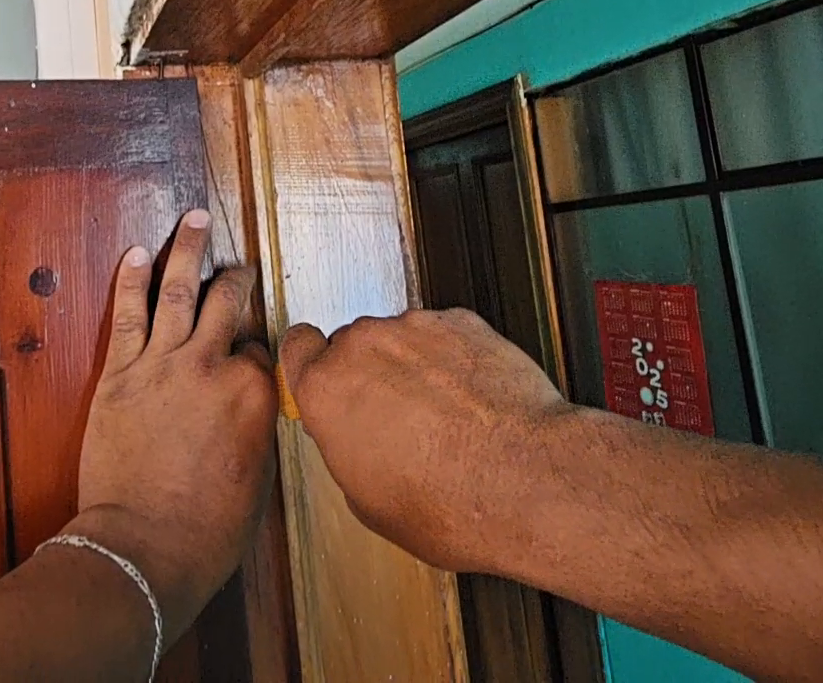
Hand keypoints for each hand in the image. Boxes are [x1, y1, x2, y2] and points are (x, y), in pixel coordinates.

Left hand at [69, 210, 278, 639]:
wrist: (144, 549)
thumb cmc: (210, 527)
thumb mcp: (259, 473)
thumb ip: (257, 420)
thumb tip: (252, 398)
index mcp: (254, 391)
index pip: (260, 348)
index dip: (255, 346)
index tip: (250, 347)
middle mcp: (212, 366)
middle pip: (227, 304)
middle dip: (235, 278)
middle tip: (238, 262)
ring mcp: (163, 365)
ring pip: (178, 293)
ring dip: (187, 250)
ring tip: (193, 217)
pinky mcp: (120, 374)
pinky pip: (127, 317)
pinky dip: (132, 281)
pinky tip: (138, 252)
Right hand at [279, 308, 573, 575]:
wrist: (526, 481)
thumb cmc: (450, 502)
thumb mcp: (369, 502)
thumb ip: (345, 447)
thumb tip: (355, 437)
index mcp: (327, 390)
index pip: (296, 346)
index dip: (310, 362)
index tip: (322, 374)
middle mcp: (362, 346)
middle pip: (351, 345)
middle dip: (369, 373)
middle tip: (396, 415)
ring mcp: (412, 327)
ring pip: (399, 339)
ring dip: (413, 366)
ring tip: (445, 414)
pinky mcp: (458, 320)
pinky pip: (443, 334)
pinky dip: (452, 359)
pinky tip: (472, 399)